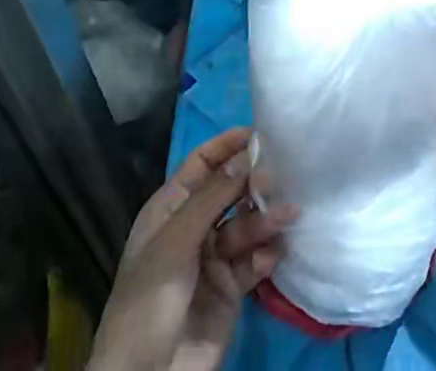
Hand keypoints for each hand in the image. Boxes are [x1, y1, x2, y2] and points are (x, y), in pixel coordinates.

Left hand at [90, 128, 294, 370]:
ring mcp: (213, 258)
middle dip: (253, 184)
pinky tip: (272, 255)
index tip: (261, 134)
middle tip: (281, 179)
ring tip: (286, 217)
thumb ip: (212, 198)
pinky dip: (266, 254)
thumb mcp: (175, 243)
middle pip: (230, 192)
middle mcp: (193, 227)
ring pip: (247, 225)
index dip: (227, 146)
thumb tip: (246, 156)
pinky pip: (255, 259)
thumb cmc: (148, 301)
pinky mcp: (232, 287)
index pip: (201, 164)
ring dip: (265, 220)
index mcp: (170, 209)